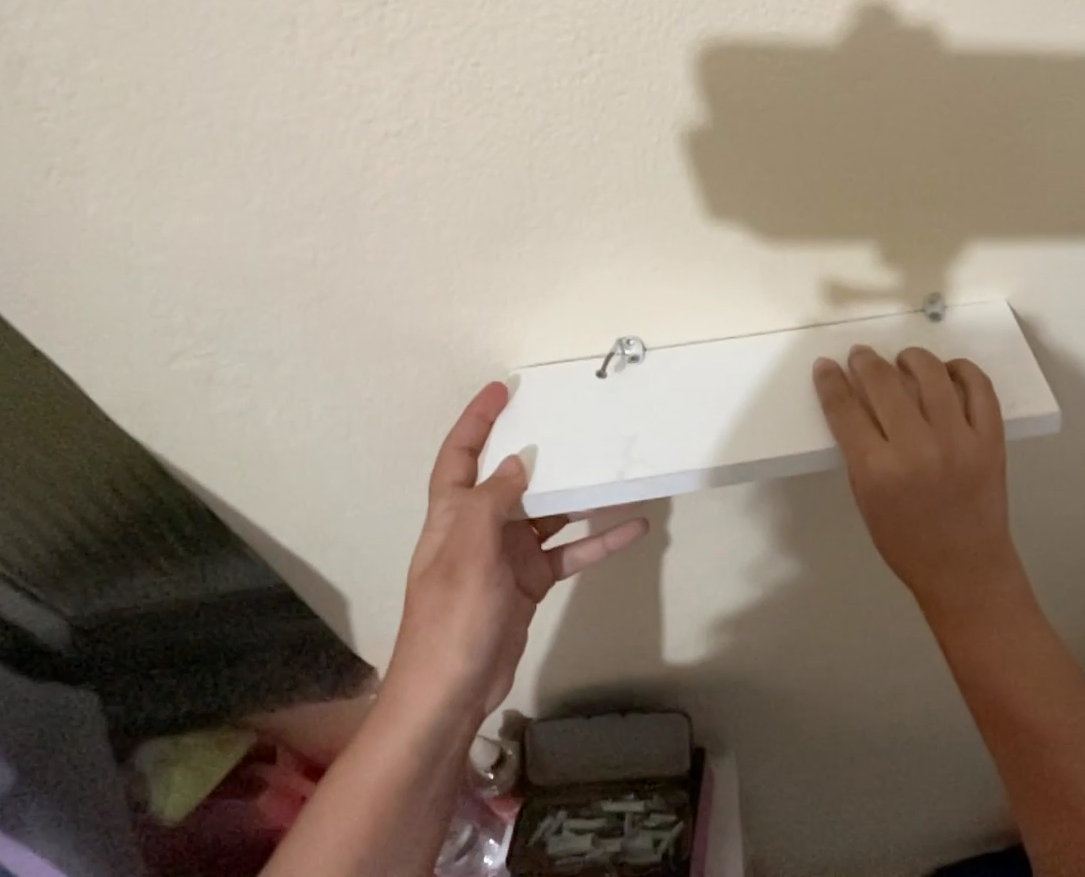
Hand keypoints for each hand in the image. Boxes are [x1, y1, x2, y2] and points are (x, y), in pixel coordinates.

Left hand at [384, 382, 649, 725]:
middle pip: (511, 478)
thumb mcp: (469, 555)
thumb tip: (521, 461)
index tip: (501, 391)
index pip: (460, 457)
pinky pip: (568, 551)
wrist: (452, 693)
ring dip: (577, 495)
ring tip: (612, 468)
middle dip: (539, 450)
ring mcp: (507, 556)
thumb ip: (492, 503)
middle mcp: (479, 528)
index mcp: (452, 516)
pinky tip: (632, 527)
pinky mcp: (530, 581)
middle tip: (574, 422)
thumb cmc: (453, 620)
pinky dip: (597, 540)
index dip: (475, 422)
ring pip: (547, 513)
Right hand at [812, 345, 1022, 611]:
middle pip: (883, 381)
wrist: (965, 568)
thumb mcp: (866, 500)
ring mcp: (958, 440)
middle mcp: (916, 448)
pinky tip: (947, 371)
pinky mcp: (991, 439)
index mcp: (877, 470)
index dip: (830, 380)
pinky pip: (979, 386)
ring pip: (931, 373)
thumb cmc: (906, 541)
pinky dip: (960, 370)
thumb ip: (859, 451)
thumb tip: (855, 401)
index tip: (825, 365)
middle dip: (865, 361)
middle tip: (861, 355)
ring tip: (904, 361)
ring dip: (911, 358)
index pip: (844, 408)